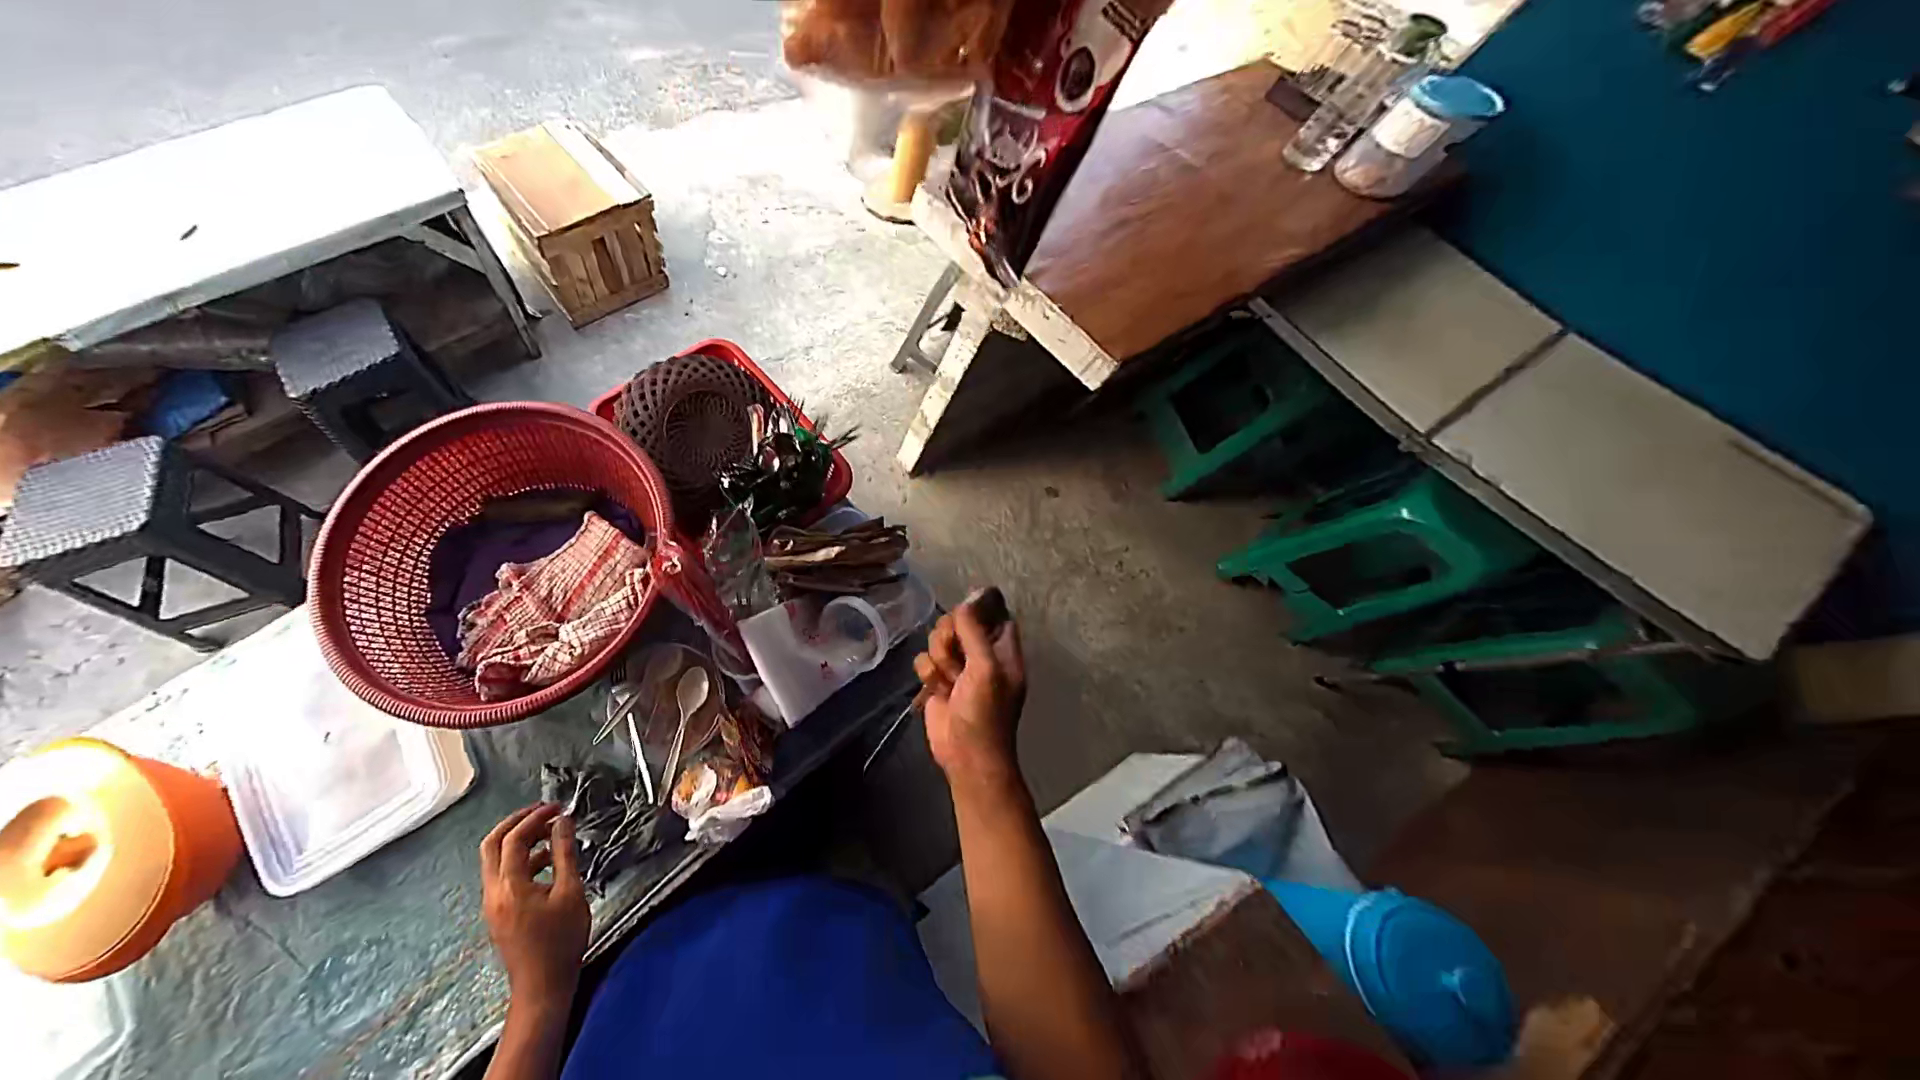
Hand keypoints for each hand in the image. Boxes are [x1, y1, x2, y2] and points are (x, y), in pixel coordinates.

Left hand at [480, 804, 589, 1005]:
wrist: (543, 985)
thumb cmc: (561, 939)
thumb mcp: (570, 891)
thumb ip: (564, 853)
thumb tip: (562, 822)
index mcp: (510, 887)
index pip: (514, 840)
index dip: (534, 818)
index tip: (557, 807)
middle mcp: (493, 893)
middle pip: (492, 846)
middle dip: (516, 823)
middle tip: (543, 811)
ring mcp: (493, 904)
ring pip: (496, 860)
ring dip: (520, 840)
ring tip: (552, 832)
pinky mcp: (499, 912)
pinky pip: (504, 875)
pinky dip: (523, 858)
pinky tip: (548, 860)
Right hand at [914, 593, 1026, 793]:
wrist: (966, 756)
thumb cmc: (985, 713)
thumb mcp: (985, 668)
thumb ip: (974, 631)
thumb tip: (969, 597)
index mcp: (1003, 650)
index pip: (994, 615)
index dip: (978, 609)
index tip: (963, 612)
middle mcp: (981, 655)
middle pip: (959, 623)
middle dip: (950, 637)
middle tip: (956, 658)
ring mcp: (958, 668)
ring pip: (937, 640)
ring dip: (940, 659)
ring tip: (949, 681)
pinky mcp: (937, 681)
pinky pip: (924, 660)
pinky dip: (928, 674)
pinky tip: (937, 691)